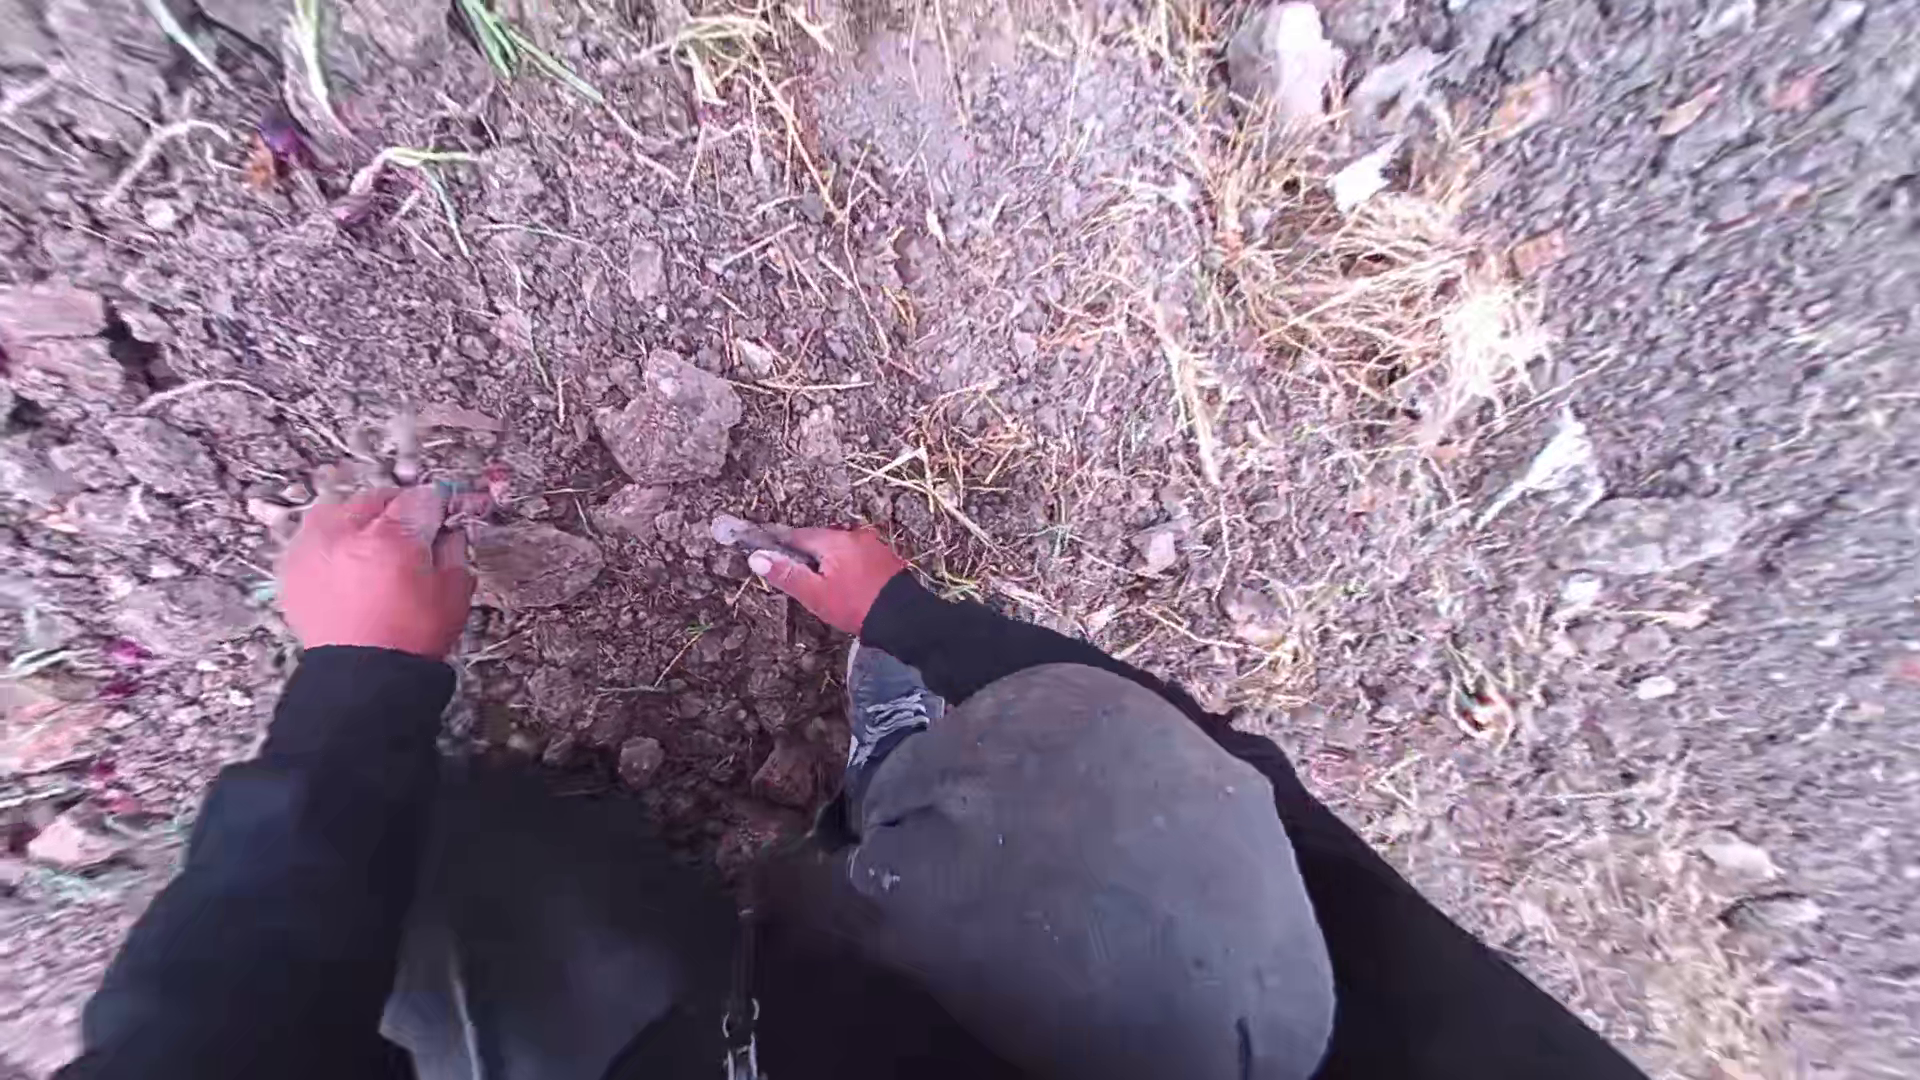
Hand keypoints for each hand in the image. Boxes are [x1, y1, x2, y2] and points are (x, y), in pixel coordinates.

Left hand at [279, 485, 473, 658]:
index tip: (453, 507)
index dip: (443, 501)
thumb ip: (452, 549)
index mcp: (392, 538)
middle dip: (403, 506)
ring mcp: (312, 550)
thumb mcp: (455, 587)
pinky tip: (355, 553)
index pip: (421, 498)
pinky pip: (315, 534)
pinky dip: (337, 536)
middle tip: (422, 522)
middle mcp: (345, 536)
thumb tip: (449, 531)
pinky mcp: (293, 568)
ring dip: (365, 516)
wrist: (366, 671)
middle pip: (377, 498)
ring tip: (383, 535)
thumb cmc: (412, 633)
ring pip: (339, 510)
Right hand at [748, 526, 904, 634]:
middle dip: (805, 552)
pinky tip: (844, 580)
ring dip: (827, 558)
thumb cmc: (856, 606)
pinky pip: (856, 554)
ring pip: (839, 547)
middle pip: (819, 539)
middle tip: (792, 570)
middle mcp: (854, 535)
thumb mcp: (815, 594)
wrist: (904, 617)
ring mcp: (872, 545)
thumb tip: (756, 557)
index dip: (779, 543)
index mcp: (834, 540)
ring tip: (818, 579)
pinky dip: (845, 563)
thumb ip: (786, 573)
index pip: (797, 535)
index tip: (765, 549)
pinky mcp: (885, 557)